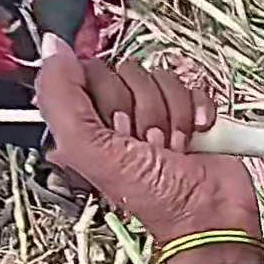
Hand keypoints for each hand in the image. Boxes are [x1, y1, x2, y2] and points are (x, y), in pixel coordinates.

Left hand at [33, 35, 262, 263]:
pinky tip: (195, 136)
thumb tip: (54, 48)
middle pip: (127, 72)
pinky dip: (198, 111)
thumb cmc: (153, 198)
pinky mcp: (192, 117)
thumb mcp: (89, 151)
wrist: (208, 215)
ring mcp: (159, 116)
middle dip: (144, 110)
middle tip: (149, 145)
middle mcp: (120, 119)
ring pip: (161, 79)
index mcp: (88, 125)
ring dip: (173, 115)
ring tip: (173, 148)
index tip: (118, 131)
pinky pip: (192, 88)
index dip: (107, 96)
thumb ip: (60, 98)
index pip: (89, 72)